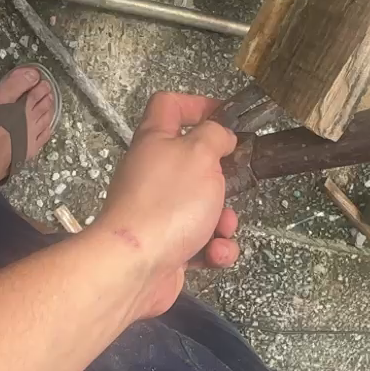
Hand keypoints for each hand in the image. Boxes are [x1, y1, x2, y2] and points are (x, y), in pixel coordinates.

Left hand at [89, 92, 241, 318]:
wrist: (136, 266)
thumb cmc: (168, 203)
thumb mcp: (200, 154)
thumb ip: (215, 136)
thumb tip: (221, 135)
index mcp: (155, 142)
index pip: (168, 106)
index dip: (196, 104)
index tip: (224, 115)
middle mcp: (153, 175)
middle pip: (194, 165)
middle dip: (223, 179)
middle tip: (233, 185)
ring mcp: (159, 213)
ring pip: (204, 208)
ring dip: (223, 221)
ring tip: (222, 230)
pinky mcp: (168, 247)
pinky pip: (201, 243)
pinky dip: (213, 249)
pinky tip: (214, 254)